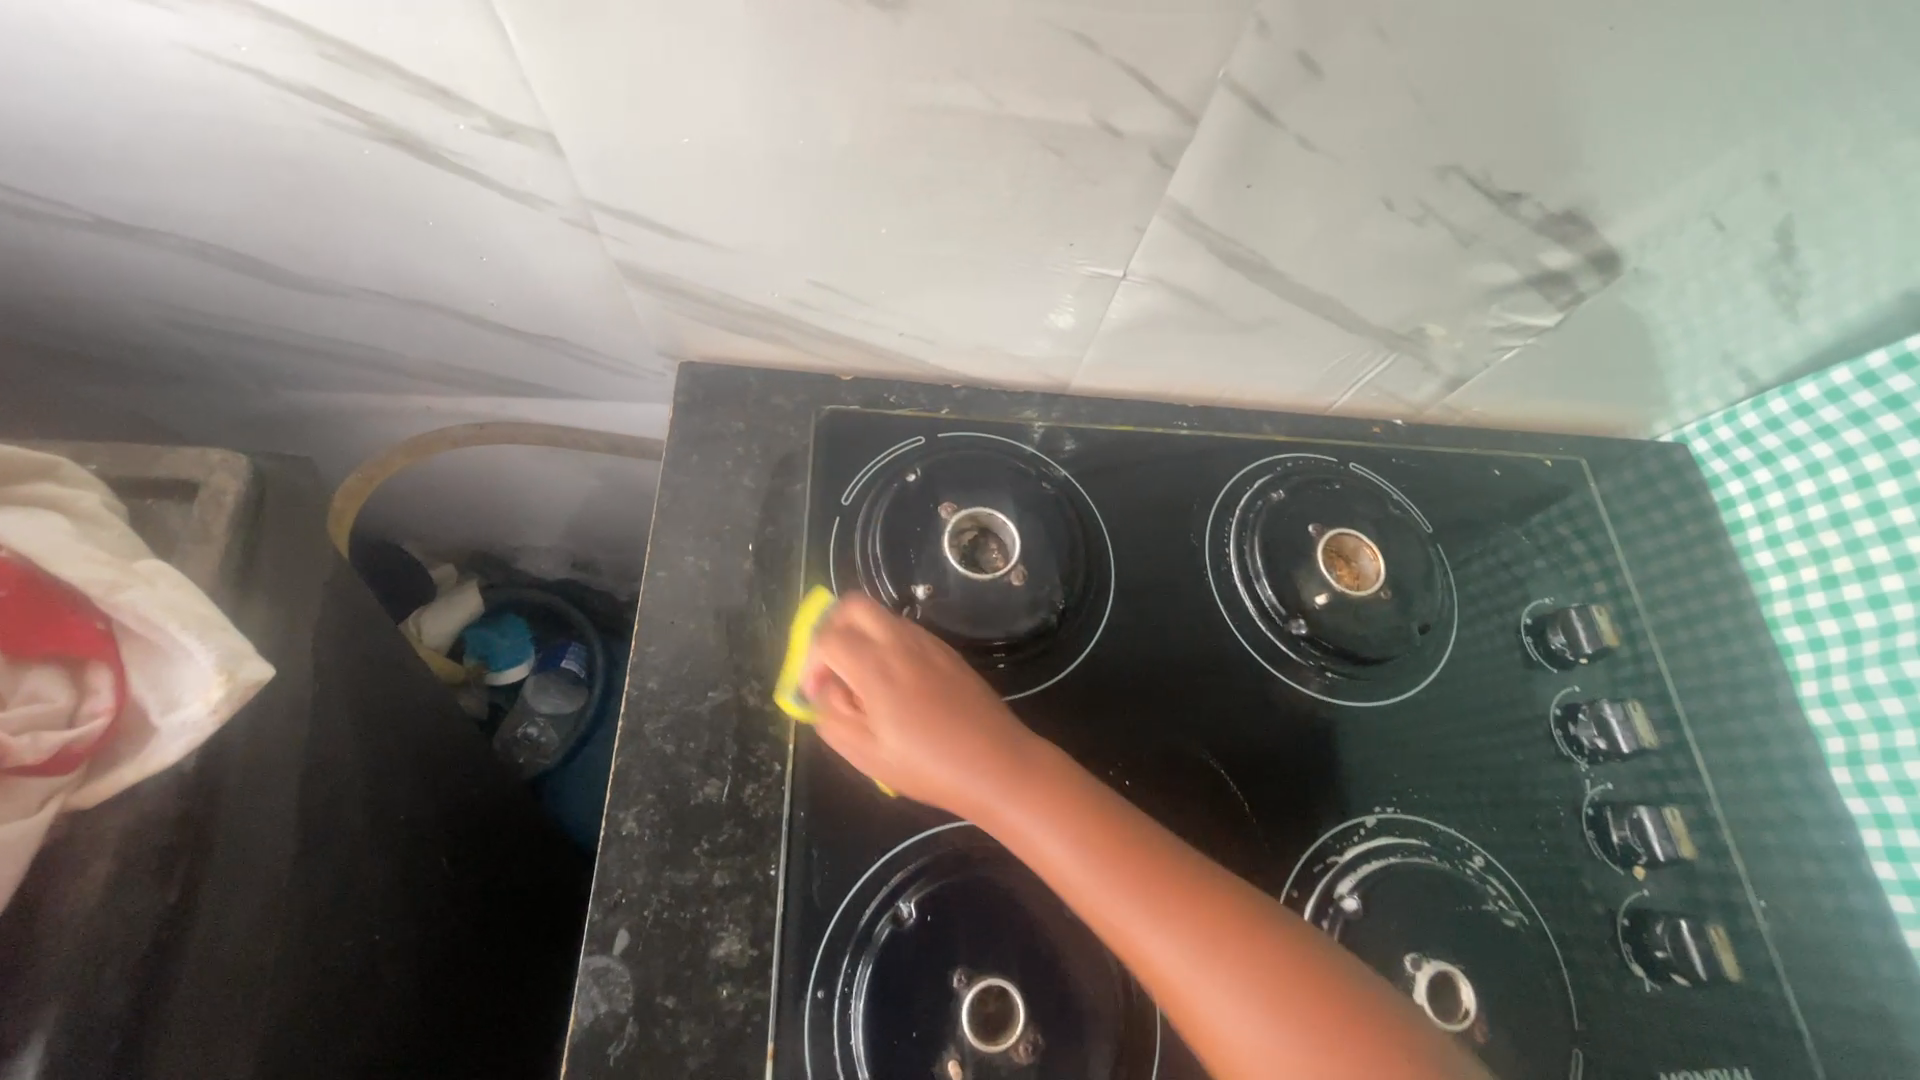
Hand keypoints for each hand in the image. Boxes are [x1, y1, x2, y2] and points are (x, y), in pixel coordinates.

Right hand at [801, 594, 1041, 818]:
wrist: (997, 764)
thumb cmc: (928, 765)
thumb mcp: (866, 753)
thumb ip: (832, 715)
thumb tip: (824, 690)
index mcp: (876, 665)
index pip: (826, 637)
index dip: (811, 663)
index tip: (816, 694)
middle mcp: (901, 641)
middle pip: (852, 606)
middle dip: (831, 630)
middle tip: (832, 671)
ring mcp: (928, 642)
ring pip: (881, 616)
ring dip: (860, 637)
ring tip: (863, 684)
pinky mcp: (947, 652)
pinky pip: (906, 632)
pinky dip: (887, 645)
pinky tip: (895, 687)